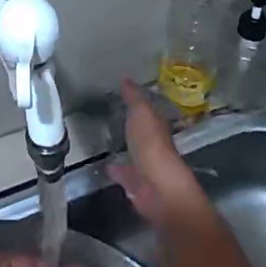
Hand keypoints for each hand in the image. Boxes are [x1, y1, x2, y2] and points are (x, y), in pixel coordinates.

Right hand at [109, 80, 209, 228]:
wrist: (159, 189)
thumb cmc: (152, 146)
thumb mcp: (142, 114)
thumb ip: (134, 98)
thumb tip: (126, 78)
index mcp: (157, 127)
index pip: (149, 112)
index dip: (139, 103)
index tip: (125, 94)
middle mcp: (154, 147)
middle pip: (142, 134)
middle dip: (132, 128)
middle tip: (115, 117)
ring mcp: (146, 168)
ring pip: (134, 155)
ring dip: (125, 149)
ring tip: (108, 141)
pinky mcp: (137, 187)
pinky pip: (124, 175)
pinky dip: (116, 170)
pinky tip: (106, 166)